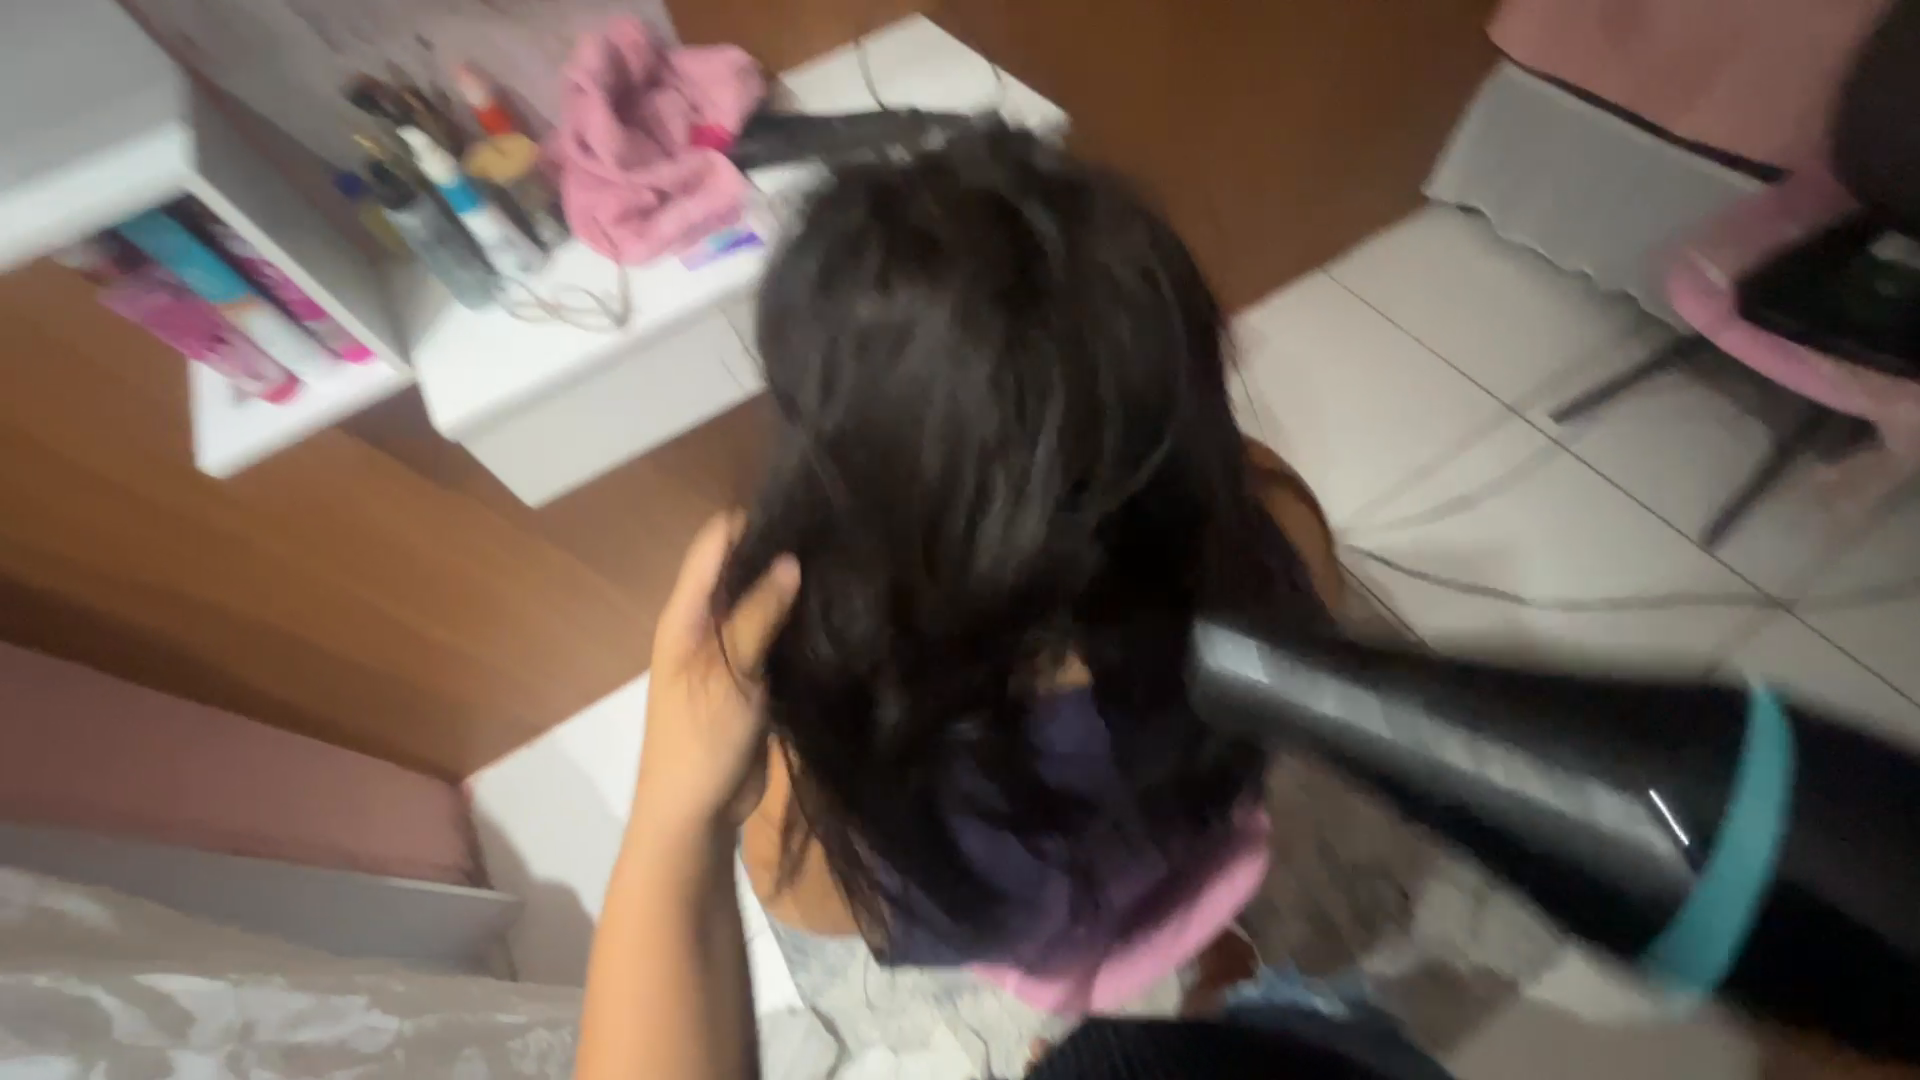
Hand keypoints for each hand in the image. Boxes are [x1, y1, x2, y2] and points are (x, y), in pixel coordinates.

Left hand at [634, 512, 800, 834]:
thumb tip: (790, 560)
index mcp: (685, 616)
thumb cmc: (701, 741)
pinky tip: (831, 608)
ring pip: (760, 601)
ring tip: (839, 563)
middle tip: (832, 534)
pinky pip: (773, 633)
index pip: (714, 546)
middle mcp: (705, 623)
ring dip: (789, 585)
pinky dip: (795, 618)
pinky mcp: (752, 674)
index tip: (802, 506)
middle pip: (739, 569)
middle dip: (776, 550)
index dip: (751, 520)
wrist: (694, 812)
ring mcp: (729, 650)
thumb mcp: (728, 675)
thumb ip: (757, 617)